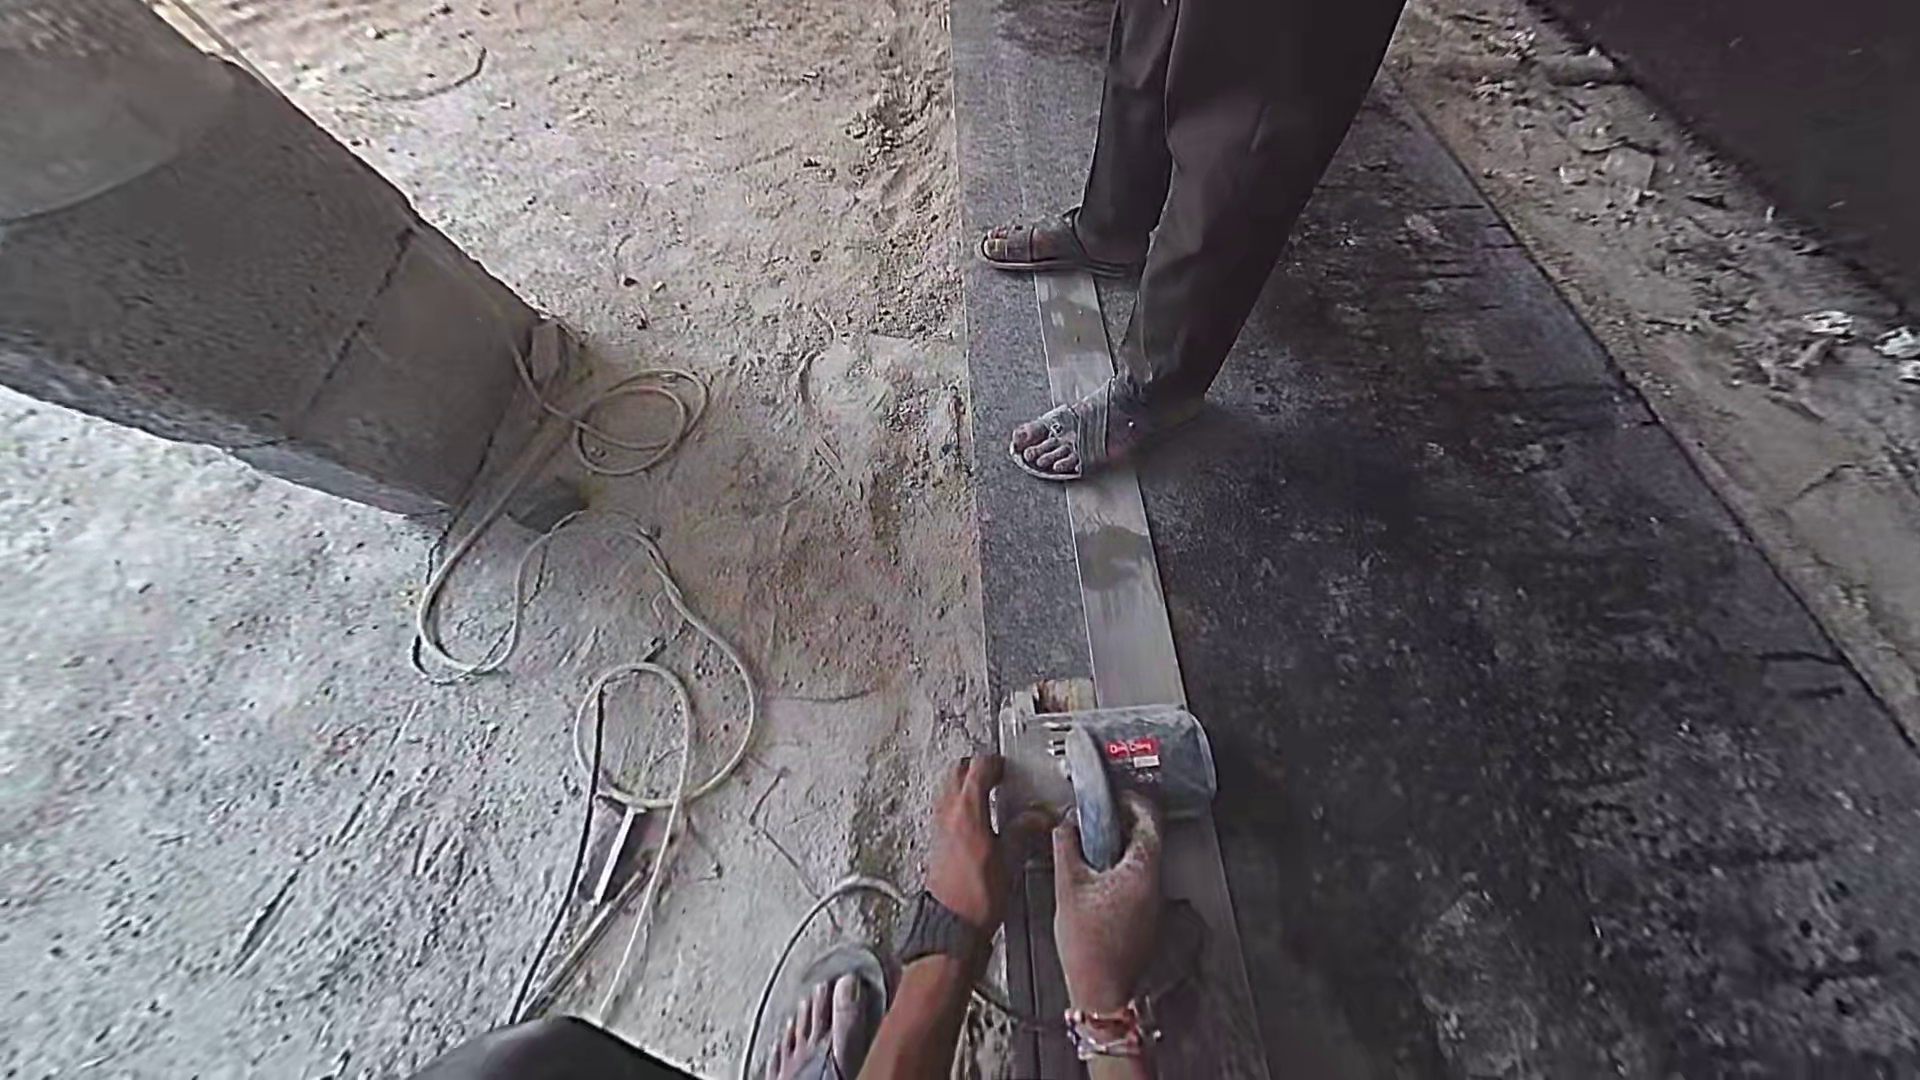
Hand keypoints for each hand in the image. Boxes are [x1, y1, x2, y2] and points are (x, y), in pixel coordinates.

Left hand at [925, 754, 1023, 930]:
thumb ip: (1023, 830)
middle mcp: (948, 812)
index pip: (978, 768)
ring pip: (947, 786)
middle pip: (957, 770)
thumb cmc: (976, 898)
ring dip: (964, 782)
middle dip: (976, 766)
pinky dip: (957, 801)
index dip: (995, 764)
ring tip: (984, 791)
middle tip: (995, 774)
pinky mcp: (935, 839)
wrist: (951, 927)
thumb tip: (1038, 817)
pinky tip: (972, 818)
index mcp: (968, 810)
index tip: (1006, 769)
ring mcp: (938, 825)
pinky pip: (944, 806)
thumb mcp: (1009, 860)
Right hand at [1053, 790, 1162, 1011]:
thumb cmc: (1088, 945)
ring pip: (1142, 856)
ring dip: (1119, 842)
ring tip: (1091, 840)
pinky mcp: (1145, 914)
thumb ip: (1066, 844)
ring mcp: (1153, 901)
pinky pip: (1137, 876)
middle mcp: (1155, 884)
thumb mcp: (1067, 884)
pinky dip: (1119, 863)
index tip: (1114, 794)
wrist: (1099, 993)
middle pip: (1147, 835)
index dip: (1131, 798)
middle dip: (1121, 819)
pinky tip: (1096, 870)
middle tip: (1097, 814)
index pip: (1150, 818)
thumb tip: (1065, 822)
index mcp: (1142, 871)